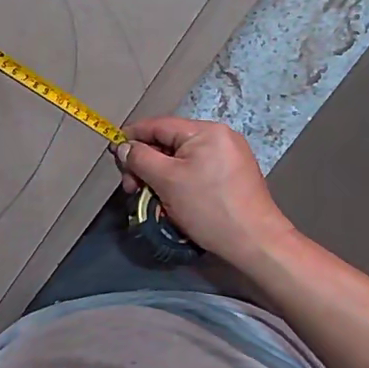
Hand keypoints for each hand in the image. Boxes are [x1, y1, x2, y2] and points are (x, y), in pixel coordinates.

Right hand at [114, 117, 295, 260]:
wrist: (256, 243)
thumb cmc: (208, 207)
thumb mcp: (166, 180)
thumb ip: (140, 158)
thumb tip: (123, 146)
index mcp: (205, 131)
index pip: (158, 124)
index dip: (132, 136)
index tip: (113, 151)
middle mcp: (219, 136)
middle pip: (169, 141)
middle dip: (146, 162)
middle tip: (131, 186)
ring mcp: (229, 156)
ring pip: (181, 158)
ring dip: (159, 174)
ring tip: (149, 196)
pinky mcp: (233, 175)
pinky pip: (196, 169)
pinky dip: (178, 180)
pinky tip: (170, 198)